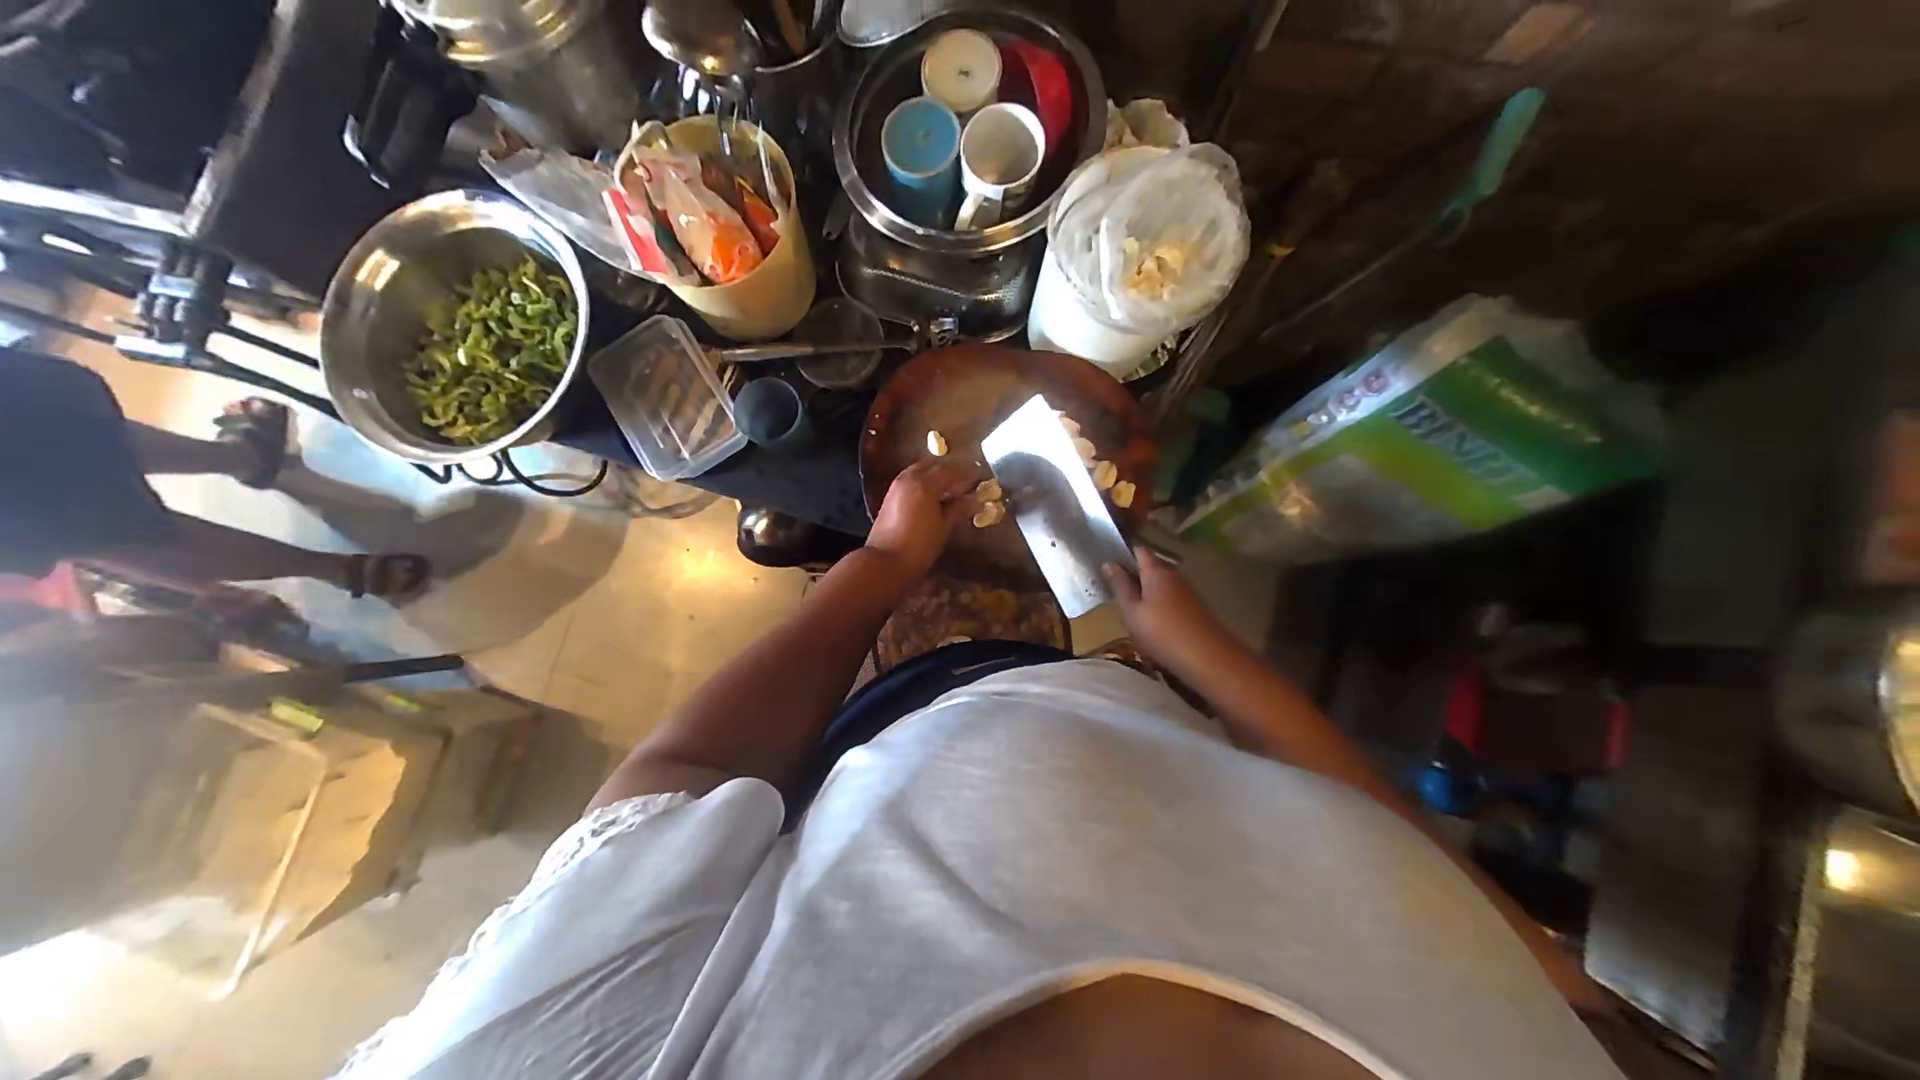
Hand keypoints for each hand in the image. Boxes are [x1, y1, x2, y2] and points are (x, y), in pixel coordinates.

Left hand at [866, 458, 976, 580]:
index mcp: (925, 484)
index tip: (979, 478)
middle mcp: (910, 479)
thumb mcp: (943, 527)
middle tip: (966, 481)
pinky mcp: (890, 495)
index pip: (951, 471)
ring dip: (936, 474)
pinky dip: (925, 481)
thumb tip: (976, 500)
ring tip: (952, 489)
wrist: (885, 562)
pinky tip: (934, 496)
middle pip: (934, 466)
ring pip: (921, 470)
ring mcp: (897, 486)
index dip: (967, 474)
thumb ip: (959, 509)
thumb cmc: (919, 547)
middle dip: (951, 470)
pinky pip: (911, 479)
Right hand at [1101, 545, 1234, 672]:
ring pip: (1161, 584)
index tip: (1108, 564)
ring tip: (1128, 607)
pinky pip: (1171, 597)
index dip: (1123, 553)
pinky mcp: (1195, 608)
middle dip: (1133, 574)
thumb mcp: (1131, 612)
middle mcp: (1174, 575)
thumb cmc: (1162, 632)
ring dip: (1145, 591)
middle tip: (1113, 588)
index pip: (1139, 550)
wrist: (1208, 658)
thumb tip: (1108, 563)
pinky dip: (1158, 603)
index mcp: (1156, 571)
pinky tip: (1150, 621)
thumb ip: (1120, 586)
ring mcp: (1187, 591)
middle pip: (1151, 566)